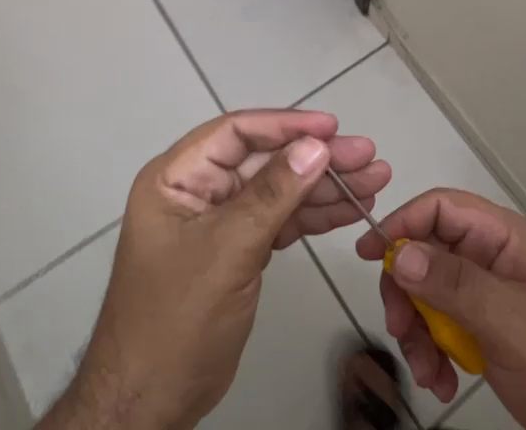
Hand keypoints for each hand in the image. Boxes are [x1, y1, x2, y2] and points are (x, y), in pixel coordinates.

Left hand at [59, 110, 391, 429]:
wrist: (149, 401)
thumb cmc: (176, 320)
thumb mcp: (227, 251)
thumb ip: (272, 194)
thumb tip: (316, 146)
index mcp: (177, 179)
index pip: (237, 134)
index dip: (286, 125)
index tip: (334, 128)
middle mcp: (198, 192)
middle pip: (266, 161)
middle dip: (319, 158)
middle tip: (369, 156)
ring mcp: (220, 222)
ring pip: (280, 191)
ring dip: (327, 187)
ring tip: (376, 180)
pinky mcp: (238, 251)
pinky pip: (282, 221)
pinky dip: (316, 216)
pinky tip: (351, 210)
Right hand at [354, 189, 525, 429]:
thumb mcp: (507, 318)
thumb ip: (453, 283)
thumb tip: (402, 253)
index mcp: (501, 238)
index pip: (440, 208)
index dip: (402, 223)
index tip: (370, 253)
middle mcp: (489, 258)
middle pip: (424, 253)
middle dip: (406, 294)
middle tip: (400, 328)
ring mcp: (484, 294)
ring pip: (425, 296)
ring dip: (417, 335)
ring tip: (429, 370)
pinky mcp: (481, 328)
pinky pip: (439, 329)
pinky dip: (431, 355)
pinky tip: (443, 381)